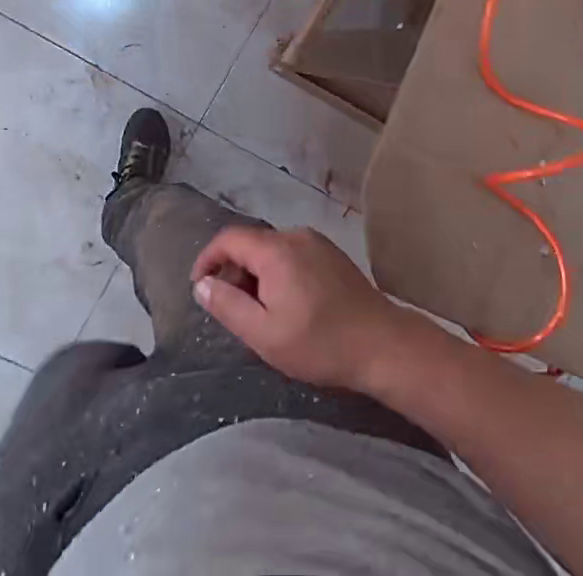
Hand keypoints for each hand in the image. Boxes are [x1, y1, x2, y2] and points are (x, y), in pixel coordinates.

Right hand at [190, 226, 408, 390]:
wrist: (383, 345)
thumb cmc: (320, 343)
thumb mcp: (263, 333)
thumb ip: (227, 306)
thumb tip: (203, 285)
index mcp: (276, 250)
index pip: (229, 239)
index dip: (207, 259)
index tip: (199, 287)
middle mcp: (296, 236)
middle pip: (251, 244)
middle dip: (233, 272)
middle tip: (232, 310)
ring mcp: (318, 243)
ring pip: (272, 251)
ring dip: (256, 276)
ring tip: (260, 313)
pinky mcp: (333, 255)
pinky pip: (293, 256)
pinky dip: (278, 274)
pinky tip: (288, 305)